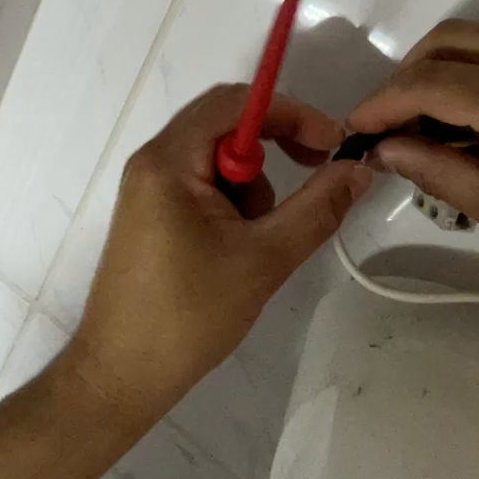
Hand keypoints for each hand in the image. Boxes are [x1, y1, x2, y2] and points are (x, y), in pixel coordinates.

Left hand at [67, 84, 371, 416]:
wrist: (120, 376)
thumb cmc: (189, 315)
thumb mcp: (265, 259)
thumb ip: (317, 207)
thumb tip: (357, 169)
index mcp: (169, 159)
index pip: (236, 102)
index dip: (290, 113)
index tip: (331, 142)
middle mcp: (154, 158)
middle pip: (225, 121)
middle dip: (274, 144)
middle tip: (314, 168)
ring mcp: (149, 184)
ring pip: (217, 153)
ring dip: (252, 180)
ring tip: (257, 237)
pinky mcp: (152, 209)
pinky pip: (202, 179)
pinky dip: (232, 198)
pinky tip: (236, 245)